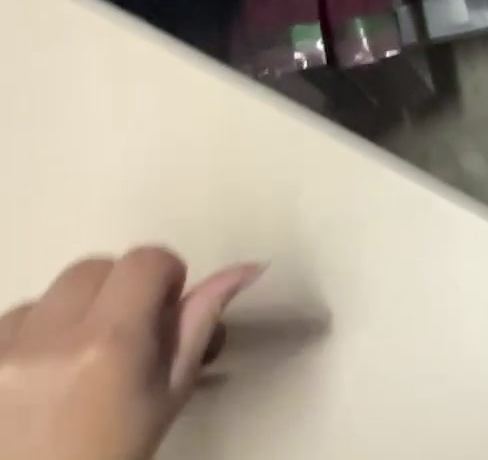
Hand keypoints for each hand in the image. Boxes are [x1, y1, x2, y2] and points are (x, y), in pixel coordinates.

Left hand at [0, 248, 261, 459]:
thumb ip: (203, 318)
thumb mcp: (172, 386)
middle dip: (118, 287)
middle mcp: (47, 339)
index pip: (144, 259)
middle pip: (92, 268)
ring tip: (74, 356)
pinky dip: (27, 336)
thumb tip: (248, 268)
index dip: (165, 274)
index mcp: (111, 340)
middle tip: (127, 327)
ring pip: (44, 297)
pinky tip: (37, 371)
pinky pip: (5, 325)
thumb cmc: (117, 445)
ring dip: (67, 314)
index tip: (166, 307)